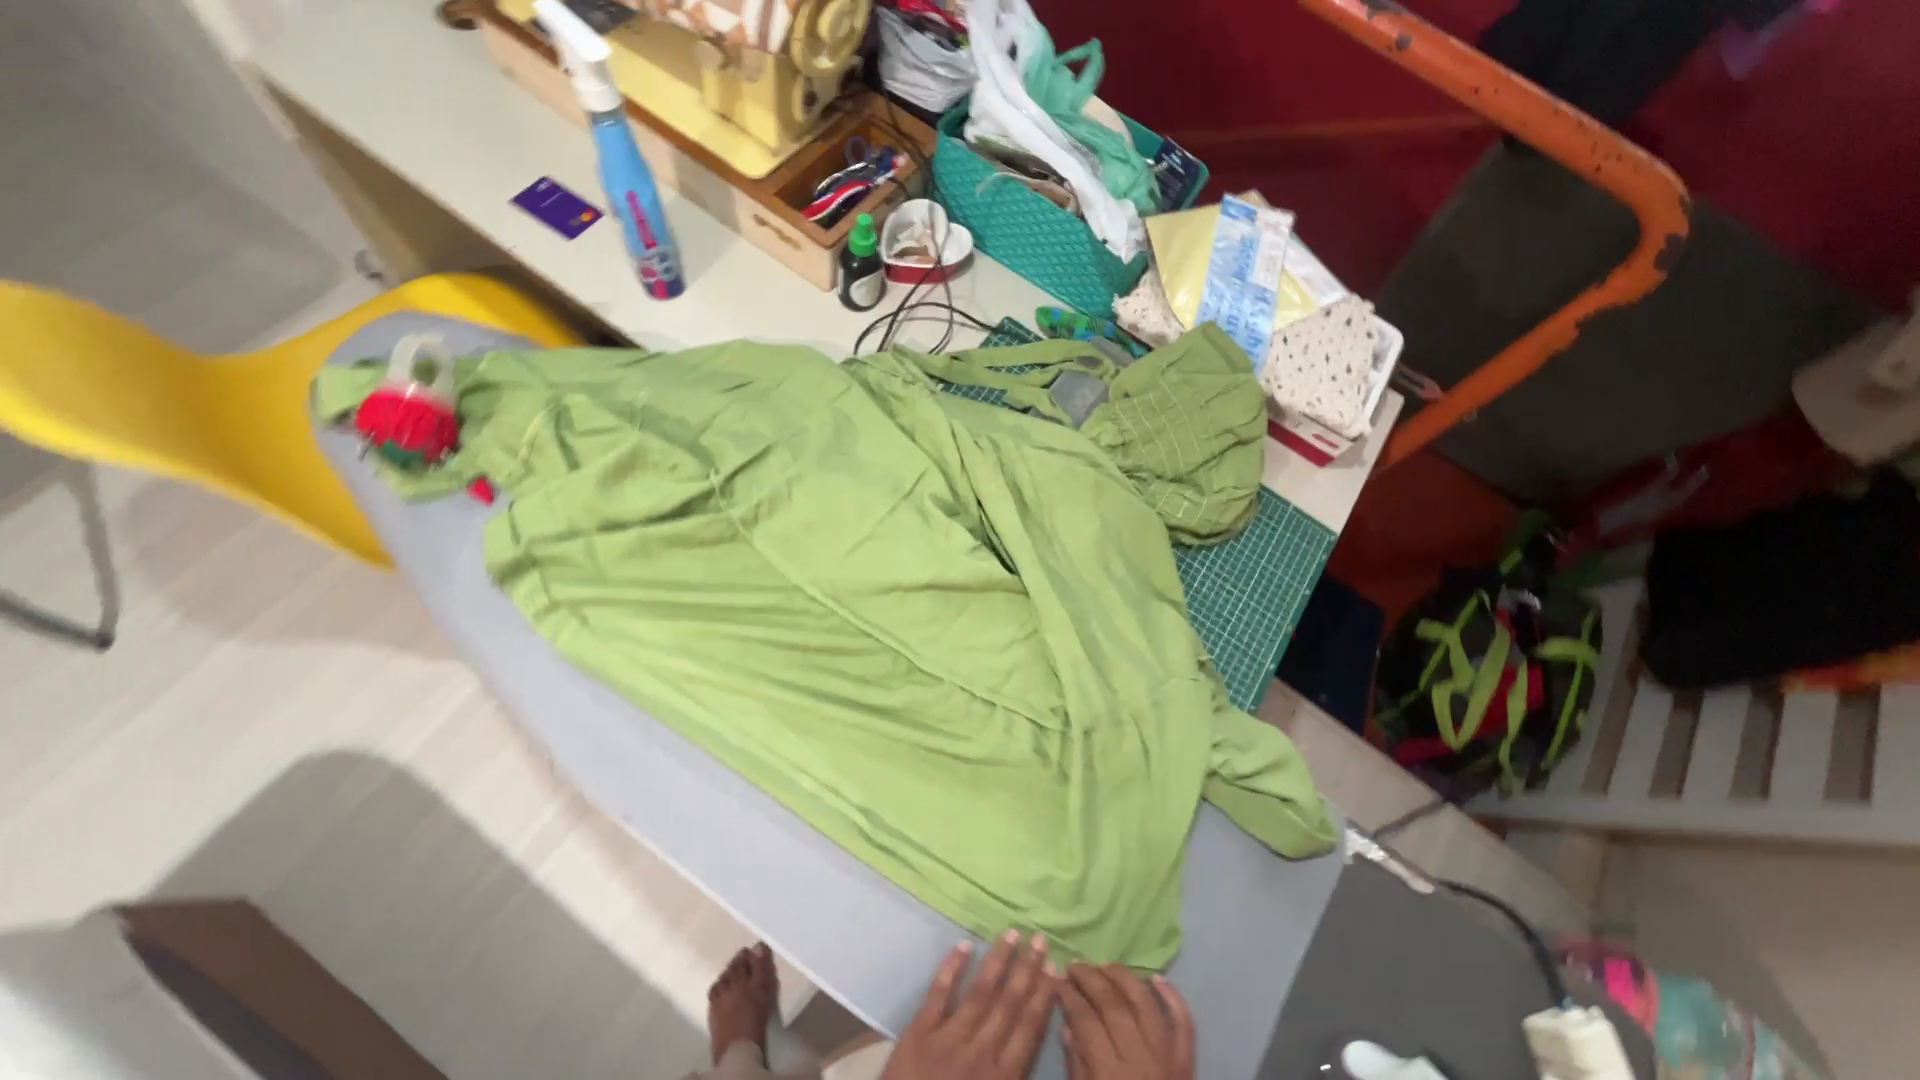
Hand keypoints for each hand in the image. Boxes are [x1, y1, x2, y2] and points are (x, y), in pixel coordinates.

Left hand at [880, 929, 1057, 1079]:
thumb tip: (1035, 1039)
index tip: (1054, 967)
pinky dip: (951, 969)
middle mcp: (980, 1052)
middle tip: (1039, 938)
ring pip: (979, 993)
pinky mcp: (919, 1033)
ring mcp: (948, 1039)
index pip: (1028, 1028)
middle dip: (1026, 970)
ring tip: (1011, 934)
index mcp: (1002, 1077)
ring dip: (997, 962)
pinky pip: (938, 995)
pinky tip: (965, 945)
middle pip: (1008, 1004)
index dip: (1042, 996)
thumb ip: (1016, 1074)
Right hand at [1058, 965, 1194, 1079]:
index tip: (1057, 979)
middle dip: (1091, 979)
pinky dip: (1174, 999)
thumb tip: (1068, 1026)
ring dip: (1126, 979)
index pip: (1087, 1021)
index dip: (1069, 996)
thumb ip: (1077, 1066)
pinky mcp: (1187, 1064)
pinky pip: (1184, 1025)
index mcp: (1110, 1074)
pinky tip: (1158, 978)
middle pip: (1115, 1006)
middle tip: (1075, 964)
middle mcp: (1141, 1061)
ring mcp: (1168, 1060)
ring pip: (1147, 1006)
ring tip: (1106, 965)